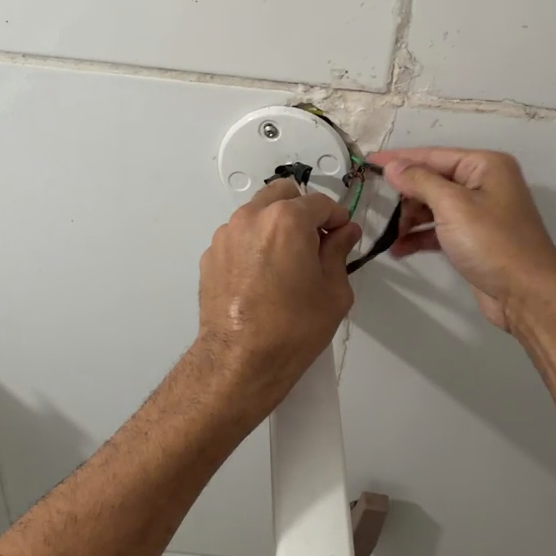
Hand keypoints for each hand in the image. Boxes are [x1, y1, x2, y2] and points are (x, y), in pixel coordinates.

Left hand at [196, 177, 361, 394]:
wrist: (240, 360)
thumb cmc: (292, 329)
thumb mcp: (333, 291)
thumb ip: (339, 252)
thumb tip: (344, 233)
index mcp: (287, 220)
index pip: (320, 202)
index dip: (336, 217)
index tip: (342, 234)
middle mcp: (252, 218)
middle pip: (283, 195)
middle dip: (302, 211)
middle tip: (315, 242)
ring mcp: (226, 235)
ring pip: (257, 213)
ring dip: (275, 225)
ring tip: (287, 262)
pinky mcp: (210, 256)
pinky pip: (238, 237)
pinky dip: (253, 245)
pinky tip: (262, 276)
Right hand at [369, 147, 555, 332]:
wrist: (526, 293)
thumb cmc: (493, 243)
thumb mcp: (453, 206)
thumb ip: (420, 182)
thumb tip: (393, 167)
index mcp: (485, 166)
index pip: (433, 155)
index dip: (399, 159)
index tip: (367, 163)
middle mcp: (484, 184)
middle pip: (433, 180)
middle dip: (405, 194)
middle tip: (377, 206)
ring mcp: (480, 213)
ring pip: (434, 207)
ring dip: (409, 219)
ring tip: (390, 234)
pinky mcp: (474, 239)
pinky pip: (439, 230)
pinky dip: (420, 237)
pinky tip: (399, 249)